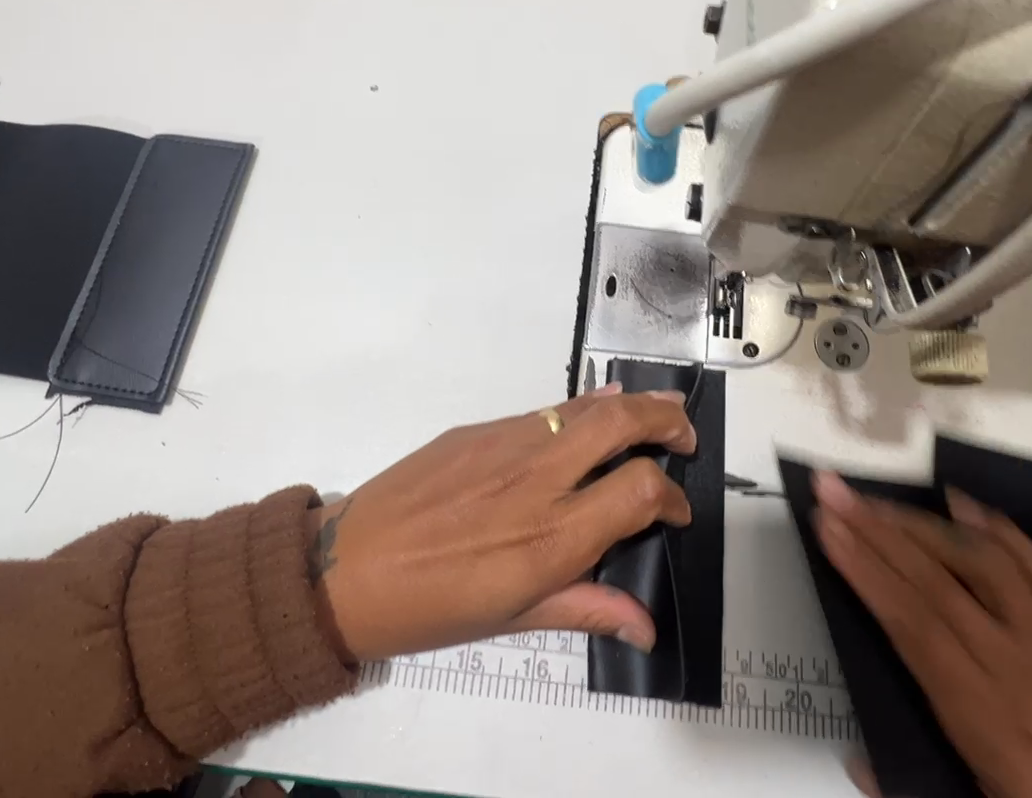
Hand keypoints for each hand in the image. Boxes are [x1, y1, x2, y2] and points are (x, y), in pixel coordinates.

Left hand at [313, 384, 695, 660]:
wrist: (347, 569)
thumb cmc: (433, 608)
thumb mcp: (513, 618)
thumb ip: (587, 608)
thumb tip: (647, 628)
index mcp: (551, 536)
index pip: (638, 492)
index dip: (670, 497)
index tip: (674, 512)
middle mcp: (537, 480)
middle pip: (620, 424)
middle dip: (665, 421)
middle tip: (684, 434)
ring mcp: (505, 445)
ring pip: (583, 407)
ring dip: (630, 404)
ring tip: (658, 409)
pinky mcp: (477, 429)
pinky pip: (543, 412)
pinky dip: (580, 409)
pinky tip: (591, 414)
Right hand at [813, 472, 1031, 797]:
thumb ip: (914, 790)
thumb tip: (856, 761)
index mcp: (986, 713)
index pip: (913, 622)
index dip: (865, 570)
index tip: (825, 527)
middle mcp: (1014, 661)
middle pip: (937, 579)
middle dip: (876, 528)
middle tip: (830, 487)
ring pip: (980, 561)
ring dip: (921, 522)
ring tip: (875, 496)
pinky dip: (998, 529)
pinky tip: (964, 504)